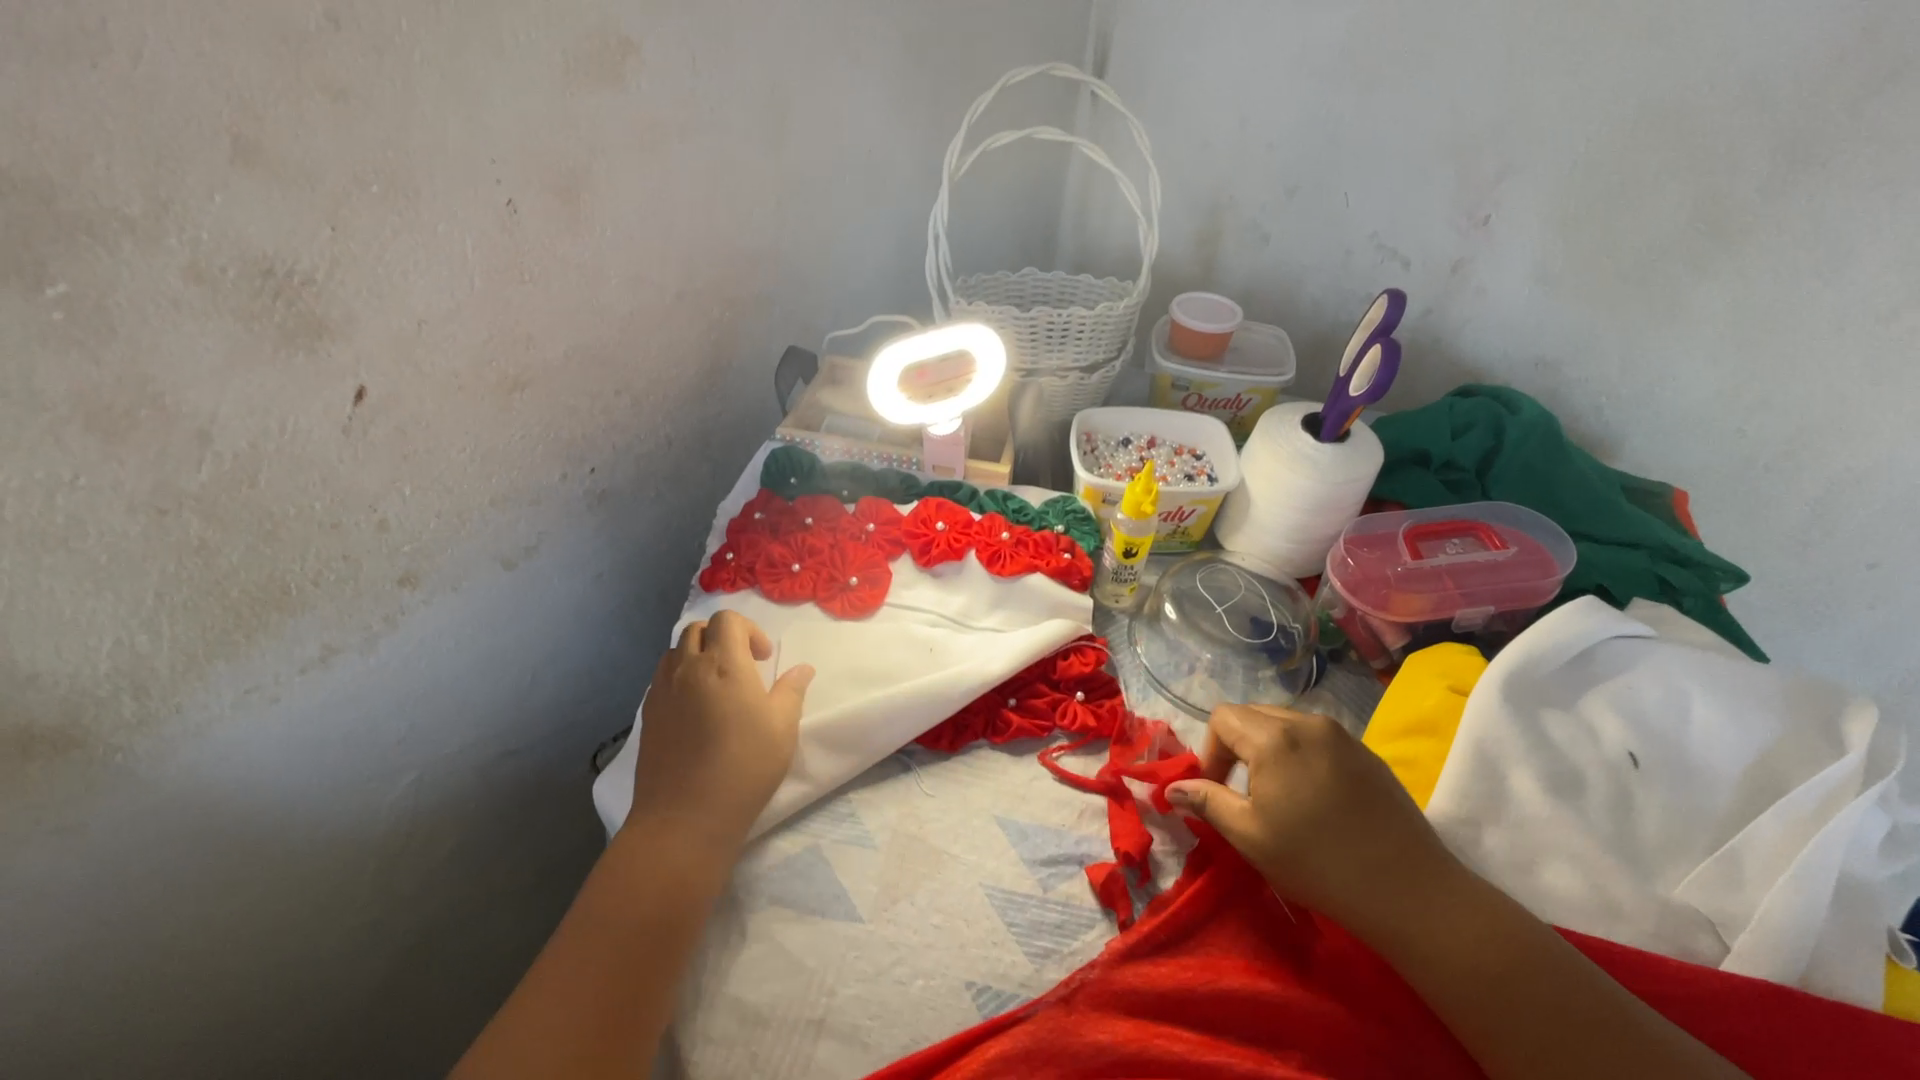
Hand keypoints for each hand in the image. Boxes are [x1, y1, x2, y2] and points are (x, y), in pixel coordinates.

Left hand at [629, 610, 814, 846]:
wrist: (686, 816)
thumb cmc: (744, 768)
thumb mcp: (782, 729)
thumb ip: (791, 691)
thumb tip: (802, 669)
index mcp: (723, 663)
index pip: (727, 620)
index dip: (748, 630)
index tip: (763, 659)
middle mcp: (687, 667)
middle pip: (698, 630)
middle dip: (722, 638)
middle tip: (742, 668)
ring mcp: (662, 691)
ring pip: (675, 652)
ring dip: (697, 655)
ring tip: (716, 686)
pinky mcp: (647, 714)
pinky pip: (662, 679)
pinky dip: (679, 678)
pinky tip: (695, 710)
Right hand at [1166, 704, 1462, 932]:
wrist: (1405, 888)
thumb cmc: (1316, 862)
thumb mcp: (1248, 836)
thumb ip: (1206, 802)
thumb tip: (1171, 788)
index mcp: (1274, 738)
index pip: (1223, 718)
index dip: (1209, 752)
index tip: (1218, 791)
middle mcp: (1309, 724)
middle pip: (1254, 716)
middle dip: (1237, 747)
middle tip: (1243, 794)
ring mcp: (1344, 737)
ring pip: (1288, 726)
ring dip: (1270, 751)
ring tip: (1279, 797)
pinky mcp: (1369, 755)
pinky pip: (1320, 741)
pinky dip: (1303, 758)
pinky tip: (1316, 801)